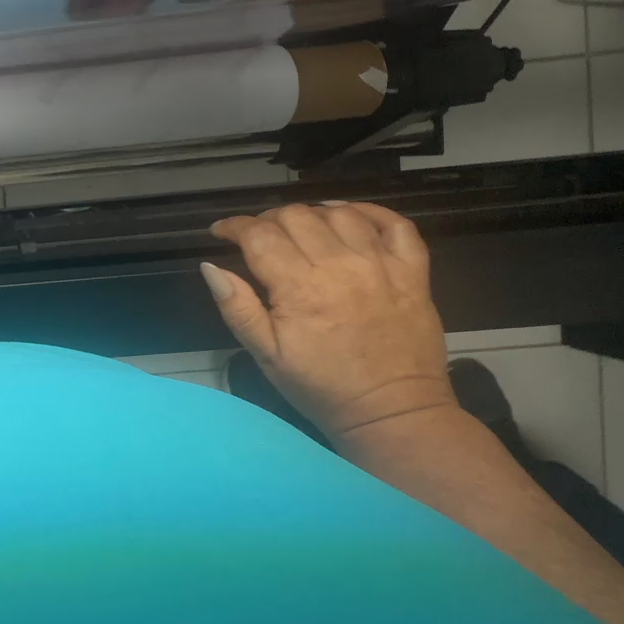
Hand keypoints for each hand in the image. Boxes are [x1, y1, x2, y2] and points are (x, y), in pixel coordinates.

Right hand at [204, 202, 453, 442]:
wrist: (392, 411)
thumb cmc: (320, 386)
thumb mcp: (265, 354)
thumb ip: (237, 307)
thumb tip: (210, 267)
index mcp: (300, 287)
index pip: (258, 235)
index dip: (233, 226)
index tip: (220, 232)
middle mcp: (341, 266)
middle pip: (296, 216)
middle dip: (267, 220)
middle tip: (257, 237)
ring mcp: (382, 266)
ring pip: (340, 215)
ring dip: (311, 214)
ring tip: (298, 228)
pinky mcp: (414, 273)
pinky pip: (397, 225)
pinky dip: (370, 212)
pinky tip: (349, 216)